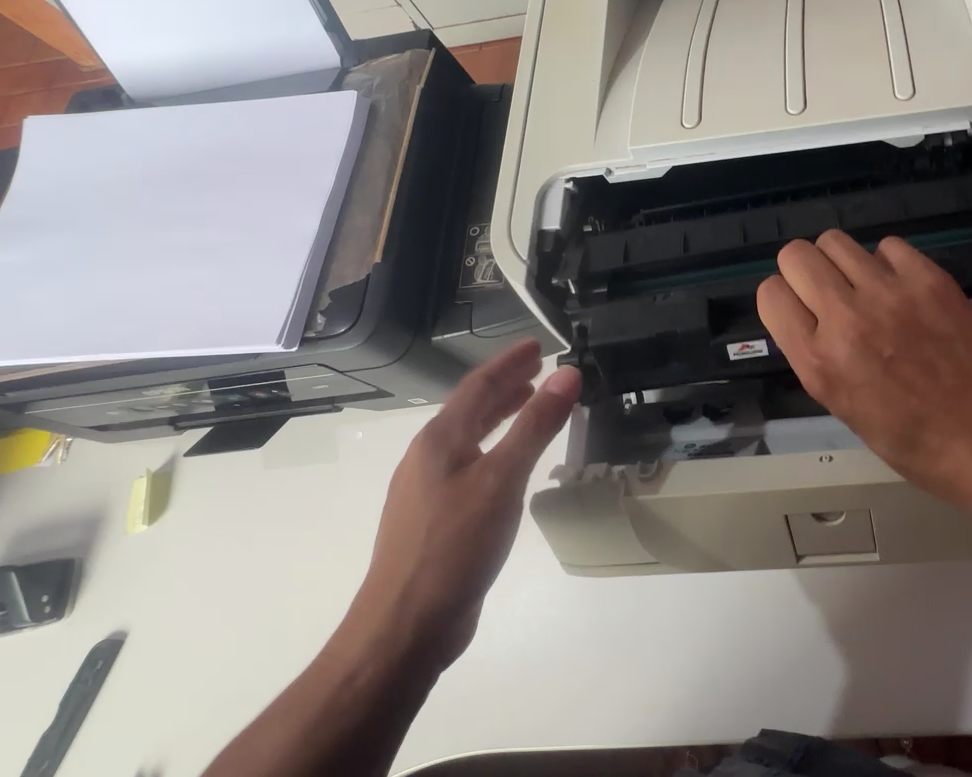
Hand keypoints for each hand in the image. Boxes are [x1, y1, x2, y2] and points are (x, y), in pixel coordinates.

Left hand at [343, 339, 579, 667]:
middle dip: (504, 386)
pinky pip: (467, 466)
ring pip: (467, 439)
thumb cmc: (454, 546)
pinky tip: (507, 467)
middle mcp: (427, 458)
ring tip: (527, 406)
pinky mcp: (432, 521)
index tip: (537, 346)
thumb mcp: (502, 480)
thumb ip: (535, 425)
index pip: (477, 386)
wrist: (405, 624)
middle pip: (469, 409)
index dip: (508, 363)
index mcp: (439, 441)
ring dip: (497, 417)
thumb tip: (566, 374)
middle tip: (538, 371)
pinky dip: (492, 449)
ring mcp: (425, 491)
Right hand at [755, 230, 971, 508]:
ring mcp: (888, 293)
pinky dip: (887, 262)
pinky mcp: (928, 279)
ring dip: (842, 262)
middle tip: (828, 291)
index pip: (770, 295)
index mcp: (818, 362)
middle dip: (804, 271)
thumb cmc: (917, 444)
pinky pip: (888, 245)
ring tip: (863, 286)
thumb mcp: (845, 410)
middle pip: (796, 256)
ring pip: (836, 241)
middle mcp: (845, 319)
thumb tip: (811, 322)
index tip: (799, 309)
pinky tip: (901, 287)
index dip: (783, 299)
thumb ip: (819, 359)